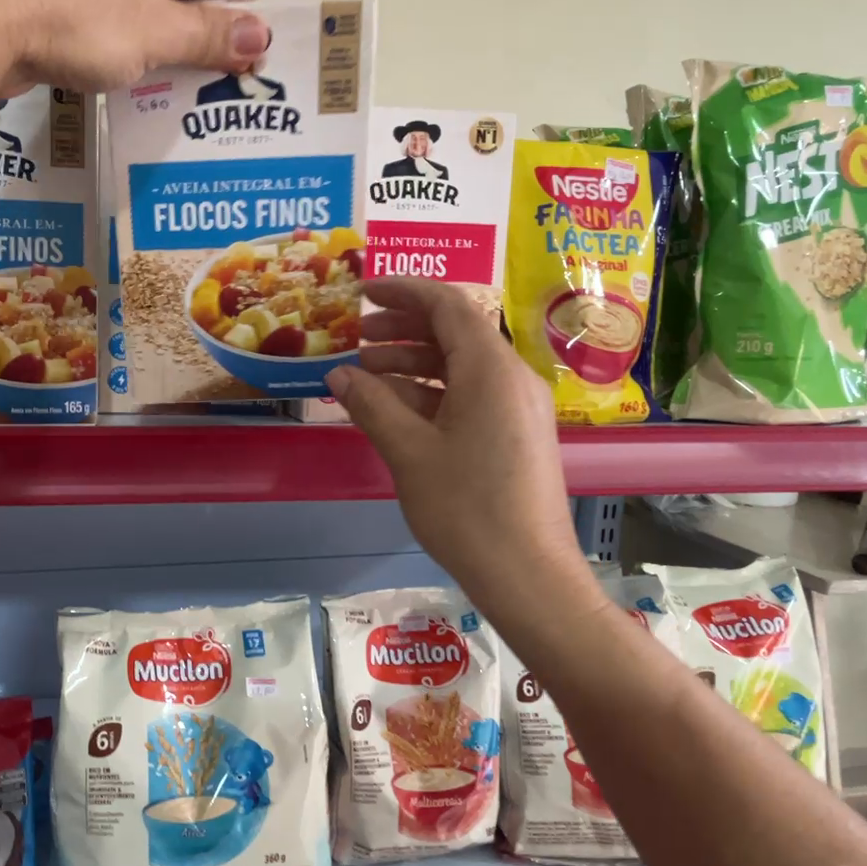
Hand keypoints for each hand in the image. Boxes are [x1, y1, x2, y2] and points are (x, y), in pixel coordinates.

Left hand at [0, 0, 269, 96]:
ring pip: (145, 13)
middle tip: (229, 80)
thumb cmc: (82, 17)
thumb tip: (261, 36)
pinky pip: (111, 32)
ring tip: (188, 96)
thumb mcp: (157, 32)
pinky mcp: (58, 7)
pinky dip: (131, 59)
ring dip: (169, 50)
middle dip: (210, 30)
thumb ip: (208, 37)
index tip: (260, 43)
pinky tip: (134, 93)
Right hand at [324, 279, 592, 603]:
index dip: (402, 292)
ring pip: (460, 366)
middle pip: (455, 332)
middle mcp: (512, 377)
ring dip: (412, 364)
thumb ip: (371, 404)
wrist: (527, 574)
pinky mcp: (517, 434)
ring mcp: (518, 407)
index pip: (447, 305)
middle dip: (402, 329)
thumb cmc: (465, 508)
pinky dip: (431, 393)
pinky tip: (395, 410)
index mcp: (490, 369)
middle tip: (355, 338)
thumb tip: (339, 374)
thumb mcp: (408, 453)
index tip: (362, 292)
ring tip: (365, 377)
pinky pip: (470, 395)